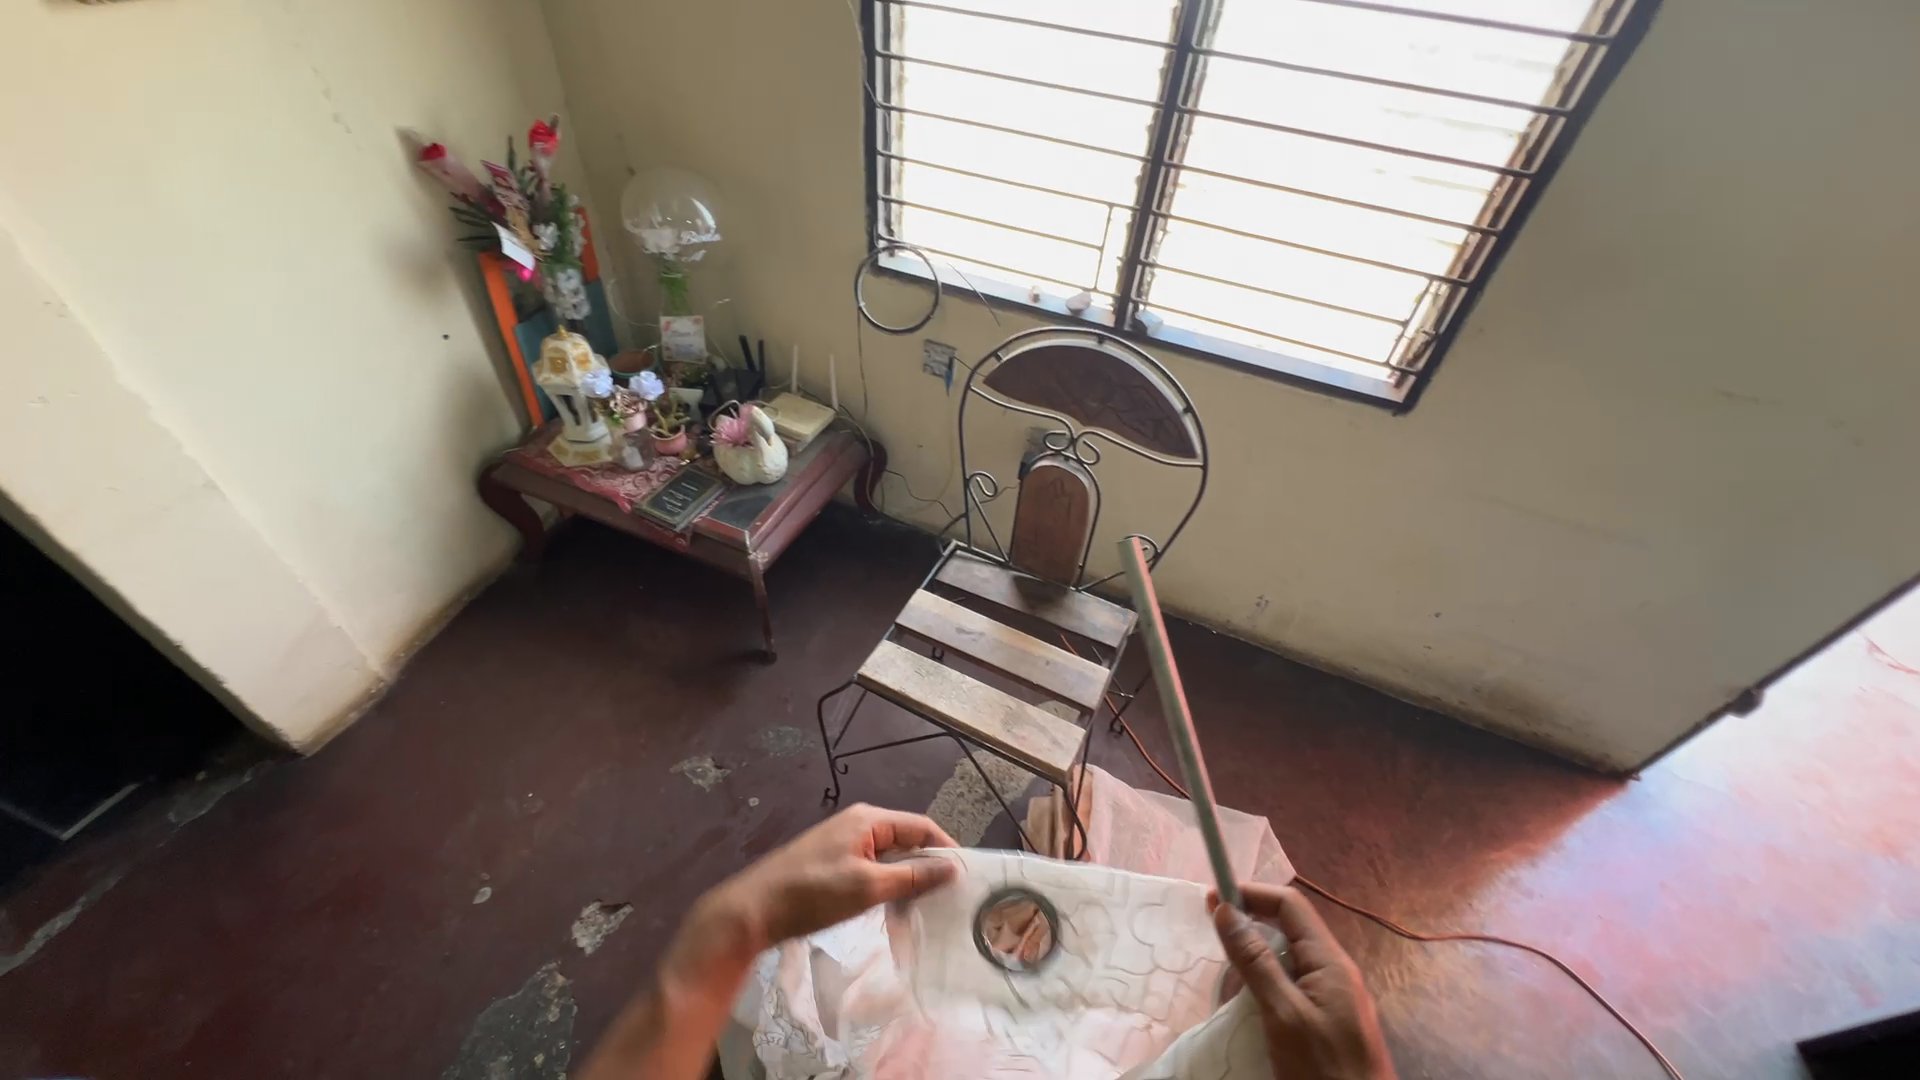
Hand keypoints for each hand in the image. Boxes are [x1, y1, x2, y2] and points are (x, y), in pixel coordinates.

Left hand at [671, 803, 958, 973]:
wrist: (753, 911)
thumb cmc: (812, 893)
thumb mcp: (867, 887)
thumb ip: (911, 876)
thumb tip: (952, 867)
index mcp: (869, 819)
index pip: (921, 827)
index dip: (945, 849)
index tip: (966, 877)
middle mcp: (859, 824)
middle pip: (906, 840)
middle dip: (928, 865)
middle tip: (950, 896)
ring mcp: (845, 843)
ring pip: (890, 857)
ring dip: (908, 878)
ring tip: (928, 906)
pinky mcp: (834, 863)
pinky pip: (873, 868)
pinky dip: (889, 884)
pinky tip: (895, 908)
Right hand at [1210, 883, 1395, 1079]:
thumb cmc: (1325, 1073)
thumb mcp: (1283, 1015)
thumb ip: (1255, 960)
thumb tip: (1224, 908)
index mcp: (1332, 962)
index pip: (1290, 905)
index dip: (1251, 894)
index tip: (1211, 901)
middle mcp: (1335, 972)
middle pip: (1288, 929)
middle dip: (1249, 928)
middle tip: (1214, 943)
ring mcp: (1333, 999)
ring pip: (1287, 960)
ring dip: (1254, 962)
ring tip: (1227, 984)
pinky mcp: (1327, 1023)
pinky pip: (1291, 988)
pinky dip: (1265, 988)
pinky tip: (1248, 1010)